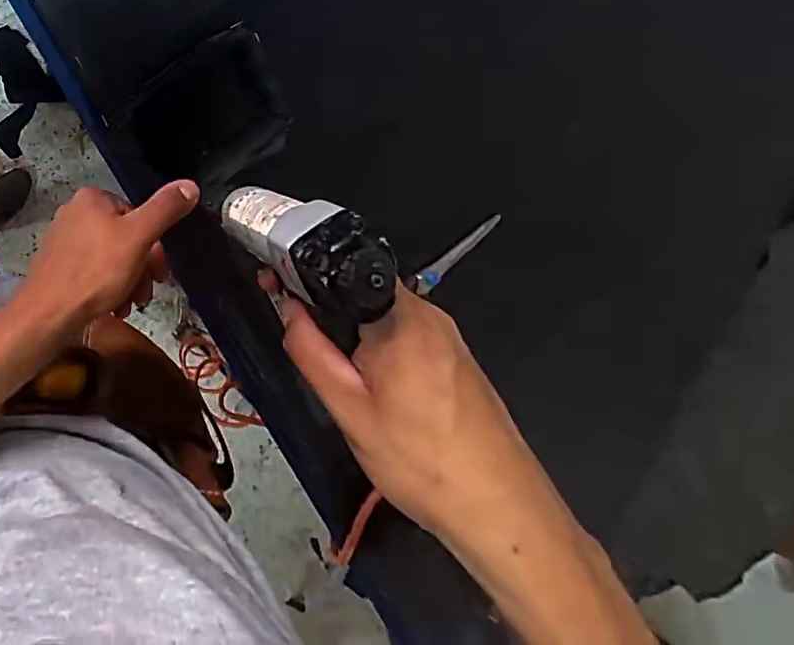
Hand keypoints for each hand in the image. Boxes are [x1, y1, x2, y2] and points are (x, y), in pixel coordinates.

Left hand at [18, 181, 198, 329]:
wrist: (48, 314)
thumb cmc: (95, 272)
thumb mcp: (138, 238)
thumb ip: (165, 209)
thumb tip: (190, 184)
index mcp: (93, 198)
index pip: (138, 216)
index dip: (155, 248)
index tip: (161, 276)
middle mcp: (75, 212)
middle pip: (125, 238)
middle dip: (140, 269)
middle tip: (144, 296)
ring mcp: (64, 239)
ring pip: (111, 257)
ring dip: (127, 282)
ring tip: (127, 306)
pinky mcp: (58, 264)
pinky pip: (93, 270)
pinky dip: (107, 288)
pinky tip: (111, 308)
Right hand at [268, 278, 565, 542]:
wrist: (503, 515)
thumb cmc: (431, 468)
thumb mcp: (349, 411)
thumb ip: (312, 352)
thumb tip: (290, 313)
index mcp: (403, 319)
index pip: (341, 278)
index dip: (308, 289)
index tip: (292, 311)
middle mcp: (432, 319)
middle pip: (361, 303)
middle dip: (338, 332)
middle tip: (336, 378)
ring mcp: (450, 340)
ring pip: (383, 327)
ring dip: (363, 352)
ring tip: (368, 400)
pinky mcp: (459, 361)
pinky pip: (408, 344)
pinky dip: (389, 365)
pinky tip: (394, 408)